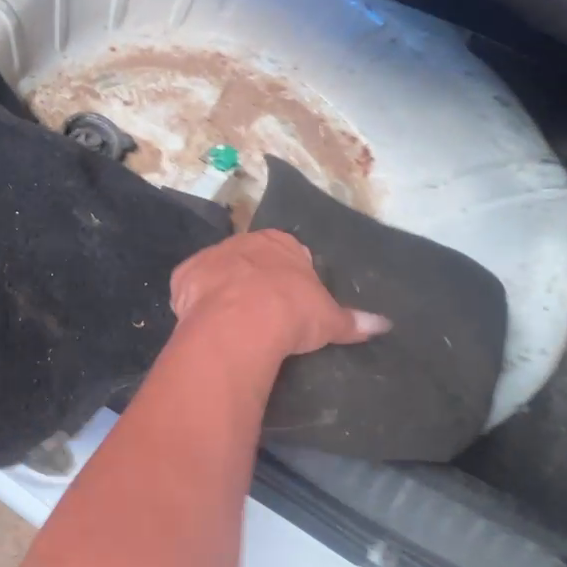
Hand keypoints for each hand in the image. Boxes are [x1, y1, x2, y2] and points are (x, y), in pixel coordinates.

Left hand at [170, 230, 390, 357]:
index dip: (292, 274)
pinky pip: (192, 287)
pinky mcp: (182, 277)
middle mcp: (240, 242)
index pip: (289, 251)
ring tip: (235, 319)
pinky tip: (209, 321)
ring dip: (225, 289)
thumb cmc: (291, 312)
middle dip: (256, 278)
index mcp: (278, 243)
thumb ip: (354, 320)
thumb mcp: (330, 319)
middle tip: (265, 309)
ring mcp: (207, 257)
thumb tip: (384, 324)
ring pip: (218, 271)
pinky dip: (199, 301)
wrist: (238, 320)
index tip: (295, 296)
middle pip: (251, 259)